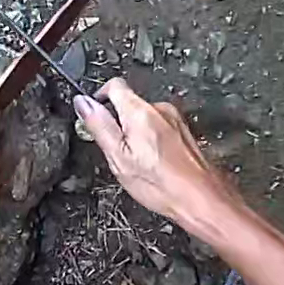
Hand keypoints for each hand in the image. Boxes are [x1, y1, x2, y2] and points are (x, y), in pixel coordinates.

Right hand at [73, 78, 240, 233]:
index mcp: (139, 111)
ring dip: (136, 134)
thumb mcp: (118, 157)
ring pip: (144, 117)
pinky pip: (159, 128)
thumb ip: (99, 125)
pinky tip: (154, 164)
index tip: (94, 114)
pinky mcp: (183, 132)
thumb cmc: (162, 184)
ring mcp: (174, 120)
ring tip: (138, 162)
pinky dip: (152, 141)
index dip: (99, 98)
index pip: (113, 85)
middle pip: (129, 103)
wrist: (201, 198)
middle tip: (117, 151)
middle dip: (118, 122)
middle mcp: (160, 109)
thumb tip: (83, 102)